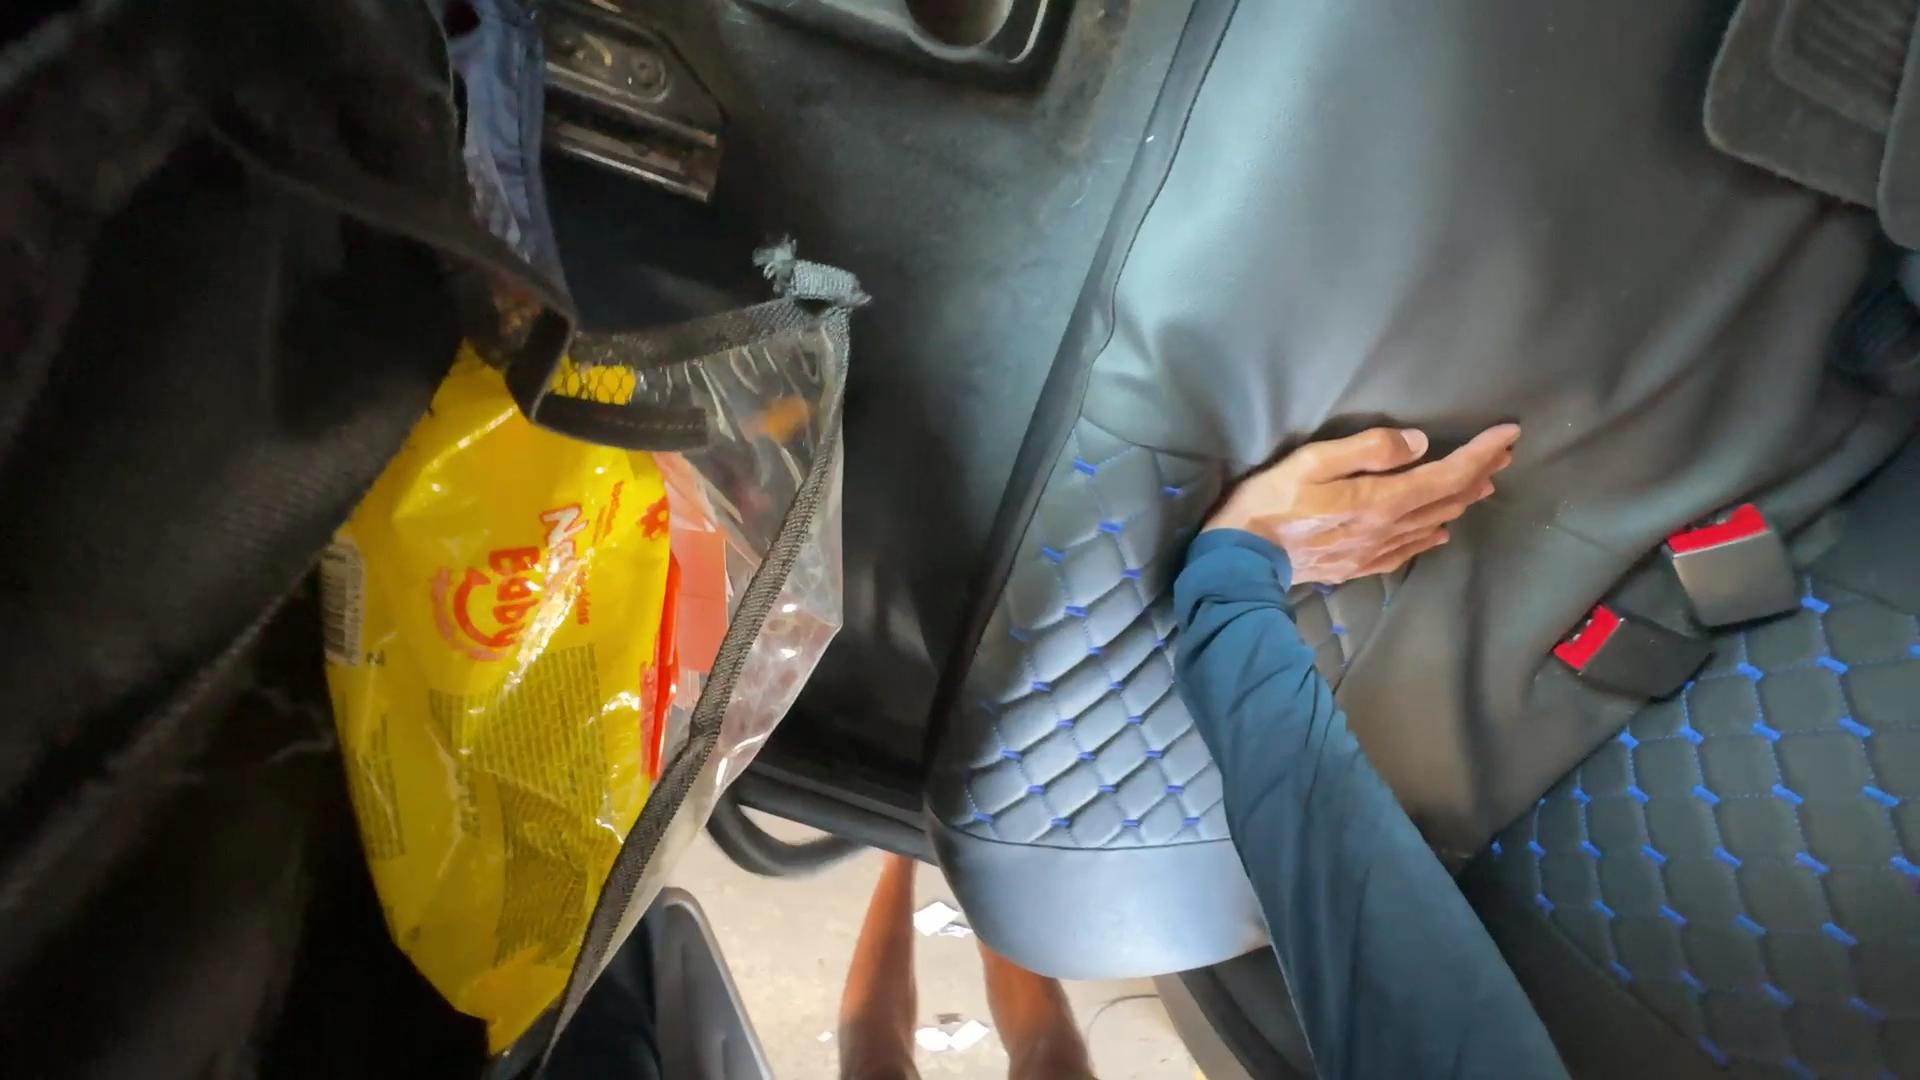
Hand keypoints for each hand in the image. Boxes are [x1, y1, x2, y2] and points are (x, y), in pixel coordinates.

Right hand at [1205, 424, 1520, 585]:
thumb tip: (1418, 444)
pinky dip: (1430, 537)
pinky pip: (1407, 551)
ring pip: (1432, 525)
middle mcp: (1389, 528)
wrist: (1241, 558)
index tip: (1509, 433)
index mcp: (1382, 500)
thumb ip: (1367, 449)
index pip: (1449, 474)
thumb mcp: (1311, 460)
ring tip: (1480, 486)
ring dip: (1460, 502)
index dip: (1483, 453)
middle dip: (1479, 474)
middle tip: (1501, 454)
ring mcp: (1374, 552)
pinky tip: (1438, 533)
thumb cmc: (1270, 501)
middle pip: (1448, 501)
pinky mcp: (1357, 566)